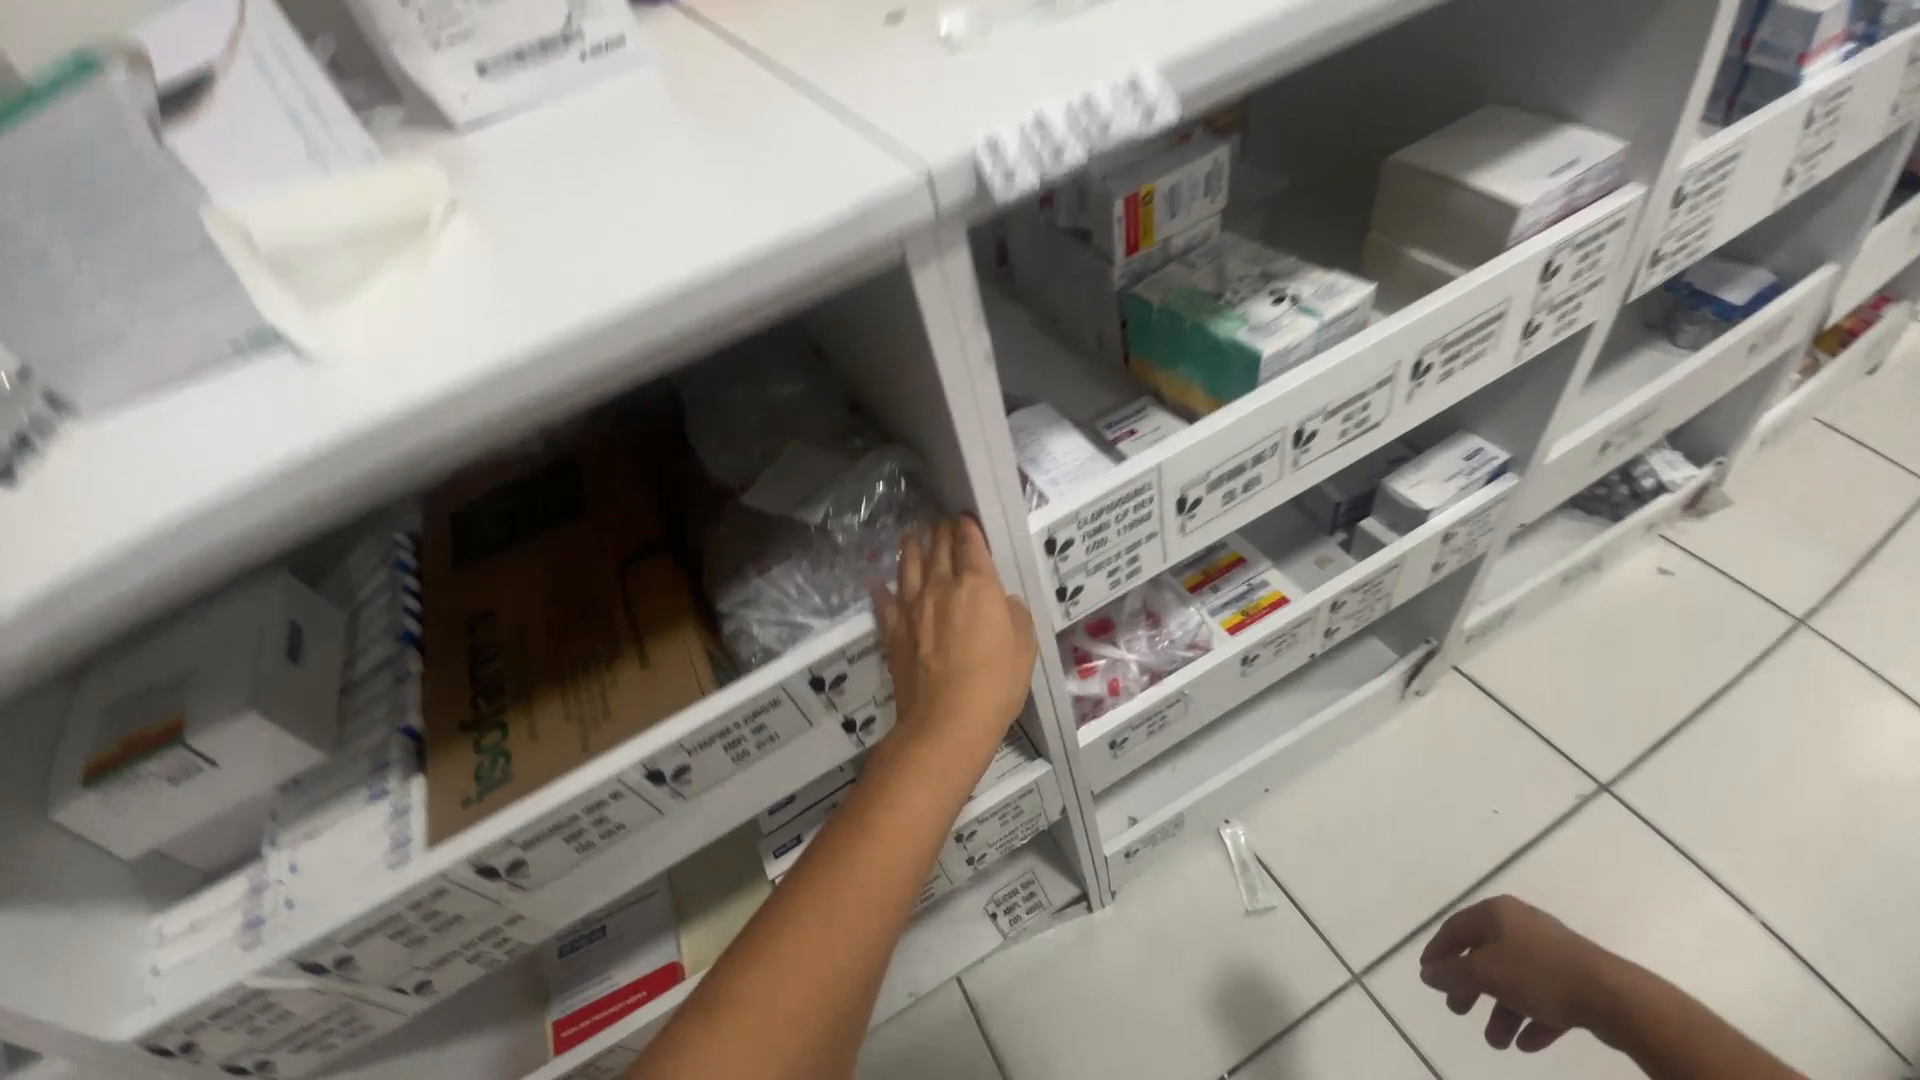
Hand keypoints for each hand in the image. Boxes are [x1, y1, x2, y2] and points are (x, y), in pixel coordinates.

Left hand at [874, 516, 1037, 749]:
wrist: (946, 722)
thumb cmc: (995, 684)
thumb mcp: (1024, 648)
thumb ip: (1015, 616)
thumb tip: (1004, 603)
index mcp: (978, 586)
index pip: (972, 545)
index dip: (968, 528)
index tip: (965, 517)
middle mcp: (941, 587)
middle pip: (939, 549)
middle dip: (941, 531)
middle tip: (939, 519)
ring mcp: (913, 608)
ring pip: (909, 567)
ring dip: (911, 547)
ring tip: (910, 534)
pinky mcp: (894, 631)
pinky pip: (885, 602)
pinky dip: (881, 589)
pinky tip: (876, 581)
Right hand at [1419, 895, 1626, 1052]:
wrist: (1614, 998)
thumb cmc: (1538, 974)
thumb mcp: (1484, 973)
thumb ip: (1452, 973)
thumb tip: (1427, 973)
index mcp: (1497, 914)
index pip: (1456, 928)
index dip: (1438, 951)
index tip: (1428, 976)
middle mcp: (1522, 926)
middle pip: (1485, 956)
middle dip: (1470, 988)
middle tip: (1457, 1010)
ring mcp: (1552, 953)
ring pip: (1516, 981)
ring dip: (1502, 1011)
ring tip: (1496, 1042)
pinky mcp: (1577, 979)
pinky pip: (1545, 998)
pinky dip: (1532, 1019)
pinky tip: (1526, 1044)